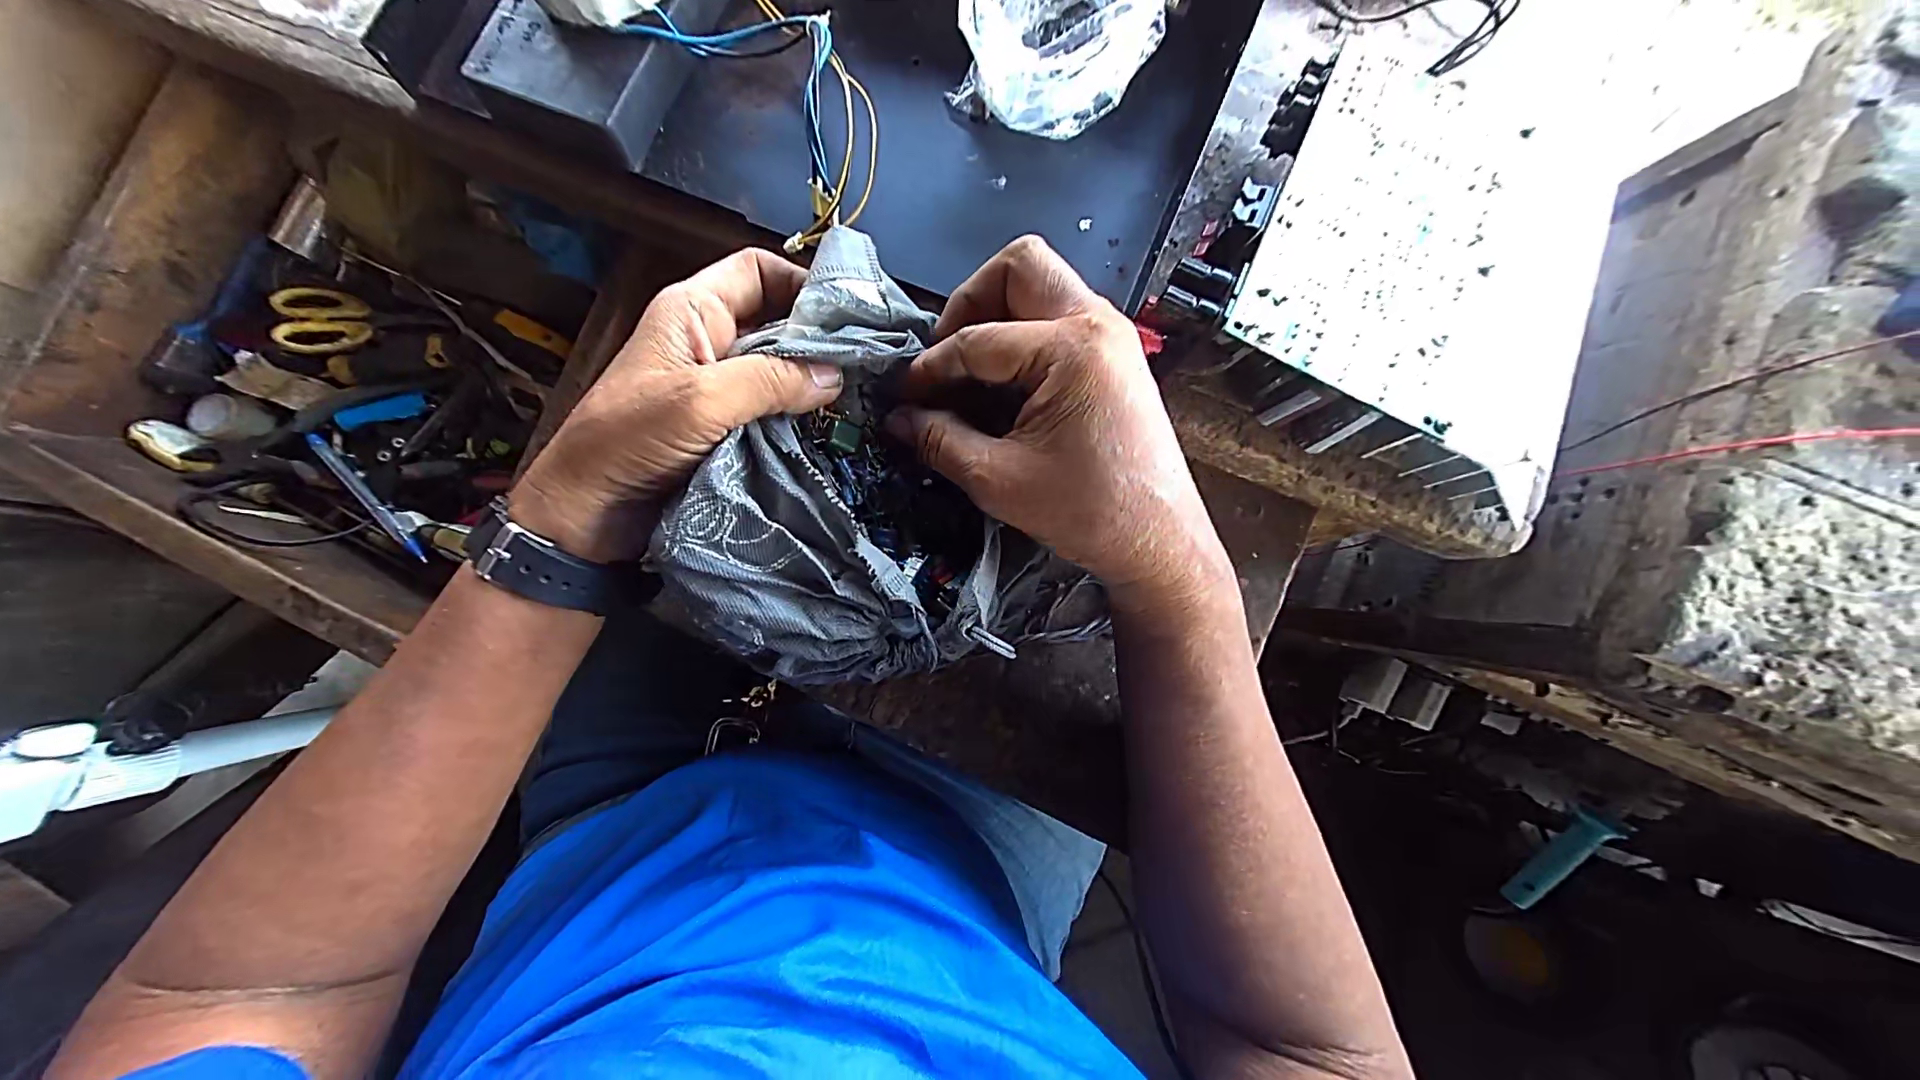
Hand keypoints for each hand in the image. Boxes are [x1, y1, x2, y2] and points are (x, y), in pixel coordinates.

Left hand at [511, 249, 843, 562]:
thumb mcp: (700, 400)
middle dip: (821, 339)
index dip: (803, 282)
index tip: (850, 313)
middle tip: (868, 363)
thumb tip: (835, 375)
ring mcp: (721, 390)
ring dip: (815, 385)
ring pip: (783, 372)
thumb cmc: (626, 442)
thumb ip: (770, 380)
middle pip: (779, 323)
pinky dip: (802, 420)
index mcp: (693, 312)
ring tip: (859, 399)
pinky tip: (831, 430)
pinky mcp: (729, 431)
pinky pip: (776, 414)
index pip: (759, 271)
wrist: (586, 515)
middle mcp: (712, 344)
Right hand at [888, 236, 1230, 610]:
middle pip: (1017, 268)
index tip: (907, 394)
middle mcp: (1097, 326)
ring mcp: (1111, 339)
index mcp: (1072, 349)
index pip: (976, 339)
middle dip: (967, 304)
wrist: (1157, 541)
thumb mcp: (997, 479)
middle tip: (944, 355)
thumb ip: (939, 440)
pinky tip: (1002, 390)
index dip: (930, 368)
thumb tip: (903, 419)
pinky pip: (1057, 322)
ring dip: (996, 319)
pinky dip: (1021, 342)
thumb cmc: (1097, 513)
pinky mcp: (1113, 360)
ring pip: (1040, 287)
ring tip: (970, 374)